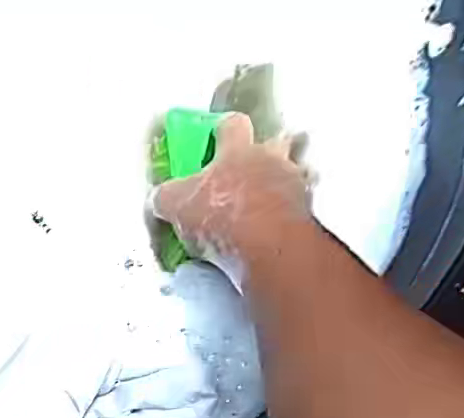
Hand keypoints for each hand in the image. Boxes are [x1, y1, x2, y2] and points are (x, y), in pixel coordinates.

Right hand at [151, 112, 315, 289]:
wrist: (265, 246)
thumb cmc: (220, 216)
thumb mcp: (177, 206)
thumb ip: (165, 197)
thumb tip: (158, 197)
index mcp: (237, 150)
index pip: (231, 124)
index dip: (222, 130)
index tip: (214, 139)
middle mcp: (270, 158)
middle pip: (272, 142)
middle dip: (263, 154)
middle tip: (247, 175)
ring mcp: (292, 185)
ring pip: (288, 175)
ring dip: (277, 186)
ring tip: (261, 209)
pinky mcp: (306, 214)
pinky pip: (297, 207)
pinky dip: (287, 215)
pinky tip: (273, 231)